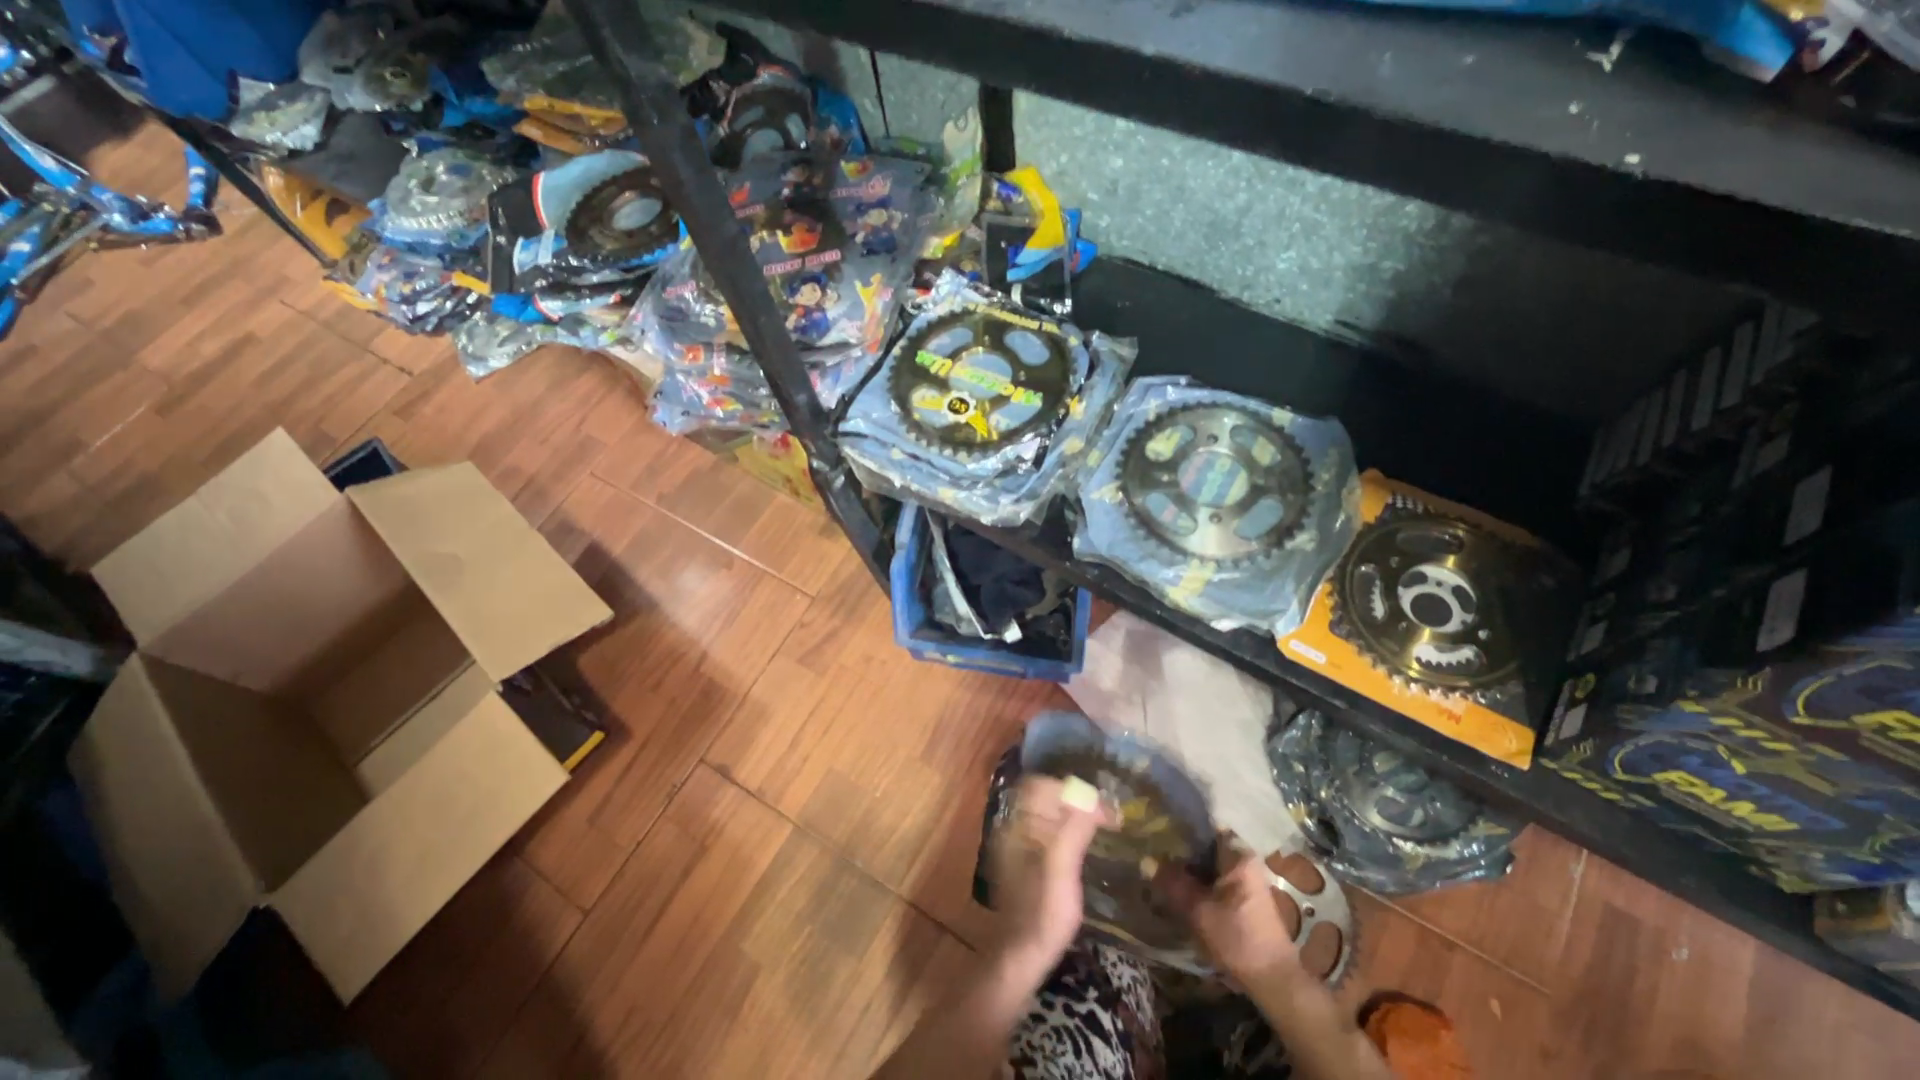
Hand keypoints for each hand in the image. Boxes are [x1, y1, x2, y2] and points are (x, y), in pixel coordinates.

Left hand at [988, 776, 1107, 980]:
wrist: (1023, 956)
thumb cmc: (1042, 914)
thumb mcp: (1061, 869)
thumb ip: (1074, 830)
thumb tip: (1092, 798)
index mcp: (1016, 827)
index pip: (1039, 786)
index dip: (1070, 789)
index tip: (1099, 806)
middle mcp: (1014, 831)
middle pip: (1044, 798)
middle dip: (1076, 800)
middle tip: (1107, 815)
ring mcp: (1019, 848)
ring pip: (1048, 815)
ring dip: (1075, 815)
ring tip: (1104, 827)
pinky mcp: (1028, 864)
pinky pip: (1049, 833)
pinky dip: (1070, 831)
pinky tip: (1088, 846)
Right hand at [1164, 833, 1299, 984]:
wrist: (1272, 978)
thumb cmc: (1236, 938)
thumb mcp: (1198, 911)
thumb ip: (1172, 883)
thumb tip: (1145, 860)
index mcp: (1239, 856)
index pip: (1207, 827)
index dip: (1181, 826)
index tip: (1157, 828)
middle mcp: (1246, 862)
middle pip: (1207, 846)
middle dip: (1181, 850)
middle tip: (1152, 851)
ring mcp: (1247, 881)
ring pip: (1210, 865)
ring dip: (1188, 869)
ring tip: (1159, 870)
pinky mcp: (1244, 899)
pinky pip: (1216, 881)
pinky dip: (1198, 883)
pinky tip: (1178, 890)